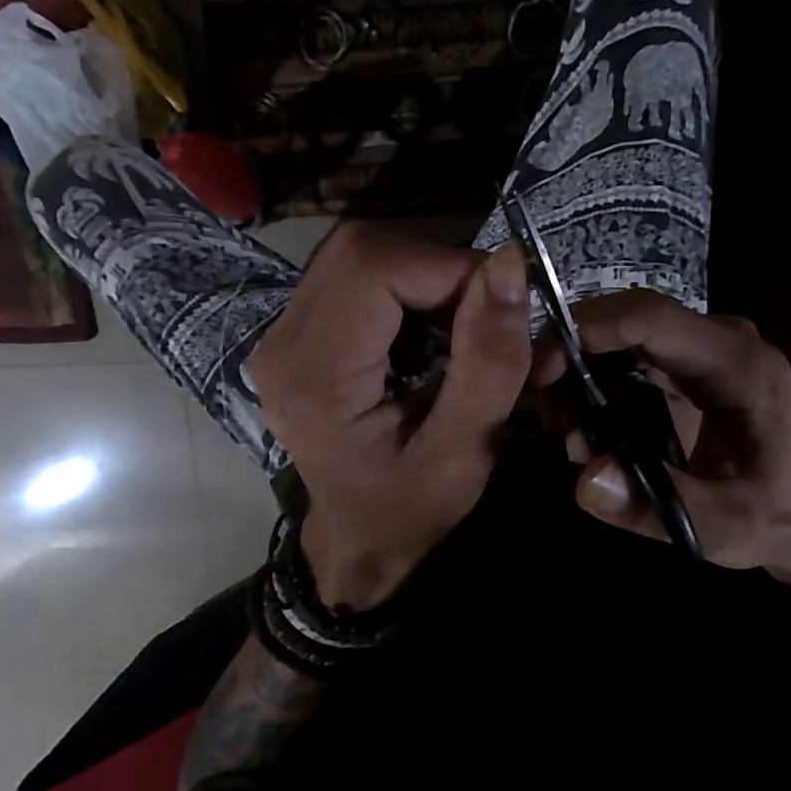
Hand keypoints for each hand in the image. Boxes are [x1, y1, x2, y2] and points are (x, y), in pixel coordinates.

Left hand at [250, 225, 529, 610]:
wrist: (357, 539)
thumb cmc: (410, 511)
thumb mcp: (464, 452)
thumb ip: (489, 362)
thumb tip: (508, 263)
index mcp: (315, 377)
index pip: (374, 268)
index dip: (448, 268)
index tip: (502, 308)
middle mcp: (283, 343)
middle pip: (362, 251)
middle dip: (439, 270)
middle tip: (485, 317)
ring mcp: (282, 334)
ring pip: (360, 255)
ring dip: (425, 277)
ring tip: (461, 329)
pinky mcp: (297, 331)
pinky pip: (356, 276)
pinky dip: (407, 287)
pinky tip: (430, 331)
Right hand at [533, 290, 790, 613]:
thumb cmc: (771, 517)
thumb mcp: (720, 528)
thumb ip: (652, 507)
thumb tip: (584, 476)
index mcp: (741, 365)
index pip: (653, 318)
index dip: (590, 330)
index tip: (542, 371)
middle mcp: (719, 341)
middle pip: (625, 319)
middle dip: (572, 357)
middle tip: (549, 417)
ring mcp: (699, 348)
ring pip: (617, 335)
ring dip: (578, 377)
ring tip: (570, 437)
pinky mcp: (680, 363)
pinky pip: (621, 356)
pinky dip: (591, 386)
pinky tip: (586, 431)